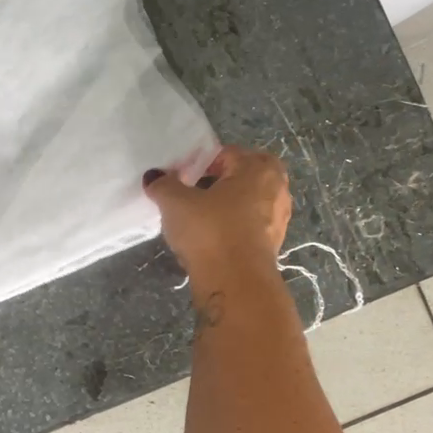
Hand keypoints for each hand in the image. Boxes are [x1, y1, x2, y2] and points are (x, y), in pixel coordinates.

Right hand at [143, 145, 291, 285]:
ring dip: (224, 203)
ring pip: (245, 199)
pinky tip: (210, 237)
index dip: (197, 164)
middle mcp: (275, 185)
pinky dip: (231, 223)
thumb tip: (154, 176)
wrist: (234, 278)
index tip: (178, 180)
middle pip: (239, 175)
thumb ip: (163, 185)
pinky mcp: (273, 238)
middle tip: (189, 195)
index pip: (224, 154)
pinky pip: (248, 221)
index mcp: (257, 168)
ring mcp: (278, 213)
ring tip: (197, 217)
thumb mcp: (175, 203)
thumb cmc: (209, 230)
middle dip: (215, 181)